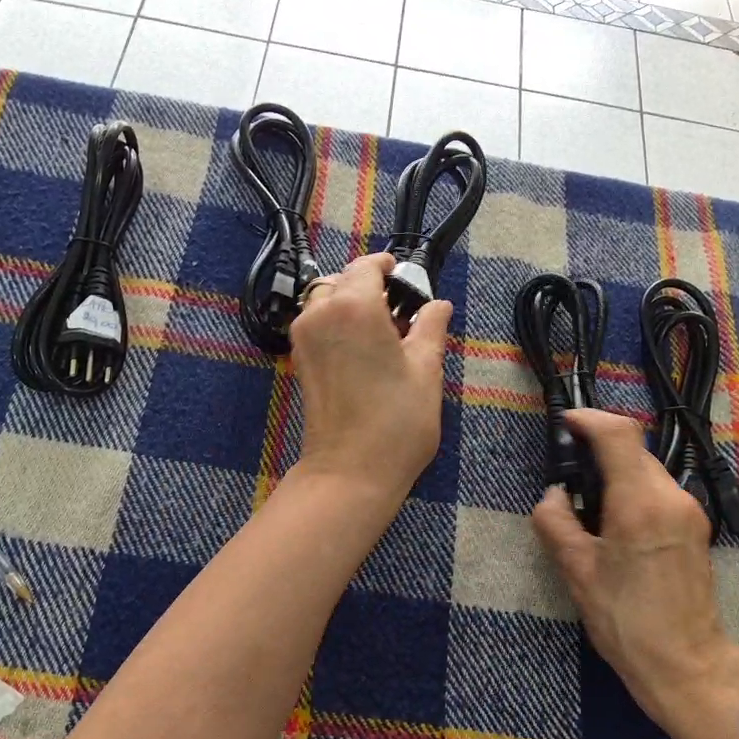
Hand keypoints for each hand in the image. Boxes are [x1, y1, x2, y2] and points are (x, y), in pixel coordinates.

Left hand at [289, 252, 452, 497]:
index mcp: (354, 306)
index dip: (388, 267)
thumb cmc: (396, 422)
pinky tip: (364, 352)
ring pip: (326, 300)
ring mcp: (304, 338)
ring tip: (383, 333)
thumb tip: (438, 304)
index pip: (367, 266)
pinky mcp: (300, 361)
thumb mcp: (426, 370)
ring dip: (351, 305)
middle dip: (370, 288)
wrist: (350, 472)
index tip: (406, 276)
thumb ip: (431, 327)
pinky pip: (317, 324)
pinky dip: (337, 325)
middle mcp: (321, 314)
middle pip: (343, 280)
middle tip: (401, 312)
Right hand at [531, 408, 738, 728]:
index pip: (618, 433)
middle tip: (568, 473)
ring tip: (587, 504)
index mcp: (641, 502)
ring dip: (616, 473)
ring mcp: (690, 512)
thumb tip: (553, 495)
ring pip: (648, 471)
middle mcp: (672, 496)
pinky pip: (659, 493)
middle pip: (634, 450)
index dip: (589, 419)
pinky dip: (633, 492)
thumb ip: (556, 522)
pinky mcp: (696, 529)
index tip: (565, 424)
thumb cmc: (625, 620)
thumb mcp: (577, 571)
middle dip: (599, 449)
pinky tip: (613, 523)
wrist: (685, 664)